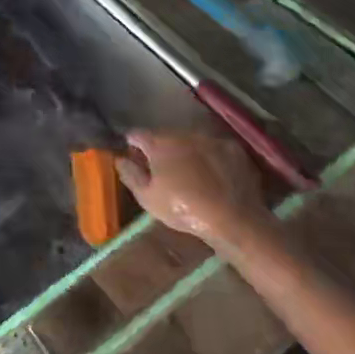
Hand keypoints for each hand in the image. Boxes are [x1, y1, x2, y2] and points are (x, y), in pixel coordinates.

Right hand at [115, 129, 276, 253]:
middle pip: (165, 136)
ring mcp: (211, 140)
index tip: (133, 159)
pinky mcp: (234, 149)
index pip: (137, 134)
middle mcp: (185, 134)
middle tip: (162, 171)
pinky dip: (210, 158)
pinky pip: (214, 149)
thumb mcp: (147, 198)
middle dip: (160, 149)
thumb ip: (130, 174)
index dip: (132, 146)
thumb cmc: (182, 209)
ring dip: (186, 152)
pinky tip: (213, 176)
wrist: (233, 219)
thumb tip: (120, 158)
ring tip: (190, 175)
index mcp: (160, 144)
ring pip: (191, 141)